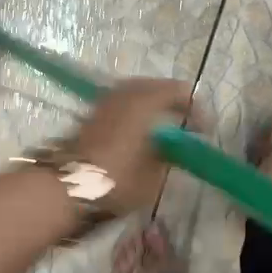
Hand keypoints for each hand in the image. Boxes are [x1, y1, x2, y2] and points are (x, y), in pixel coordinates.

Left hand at [70, 77, 192, 215]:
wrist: (67, 185)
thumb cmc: (117, 178)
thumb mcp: (154, 174)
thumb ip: (171, 155)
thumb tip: (178, 147)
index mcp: (146, 100)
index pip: (180, 91)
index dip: (196, 109)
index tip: (204, 131)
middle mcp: (127, 91)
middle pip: (159, 87)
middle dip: (176, 104)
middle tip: (186, 126)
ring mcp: (107, 99)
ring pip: (139, 93)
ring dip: (155, 106)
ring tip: (164, 131)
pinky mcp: (94, 111)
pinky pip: (124, 102)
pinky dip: (137, 111)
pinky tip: (139, 134)